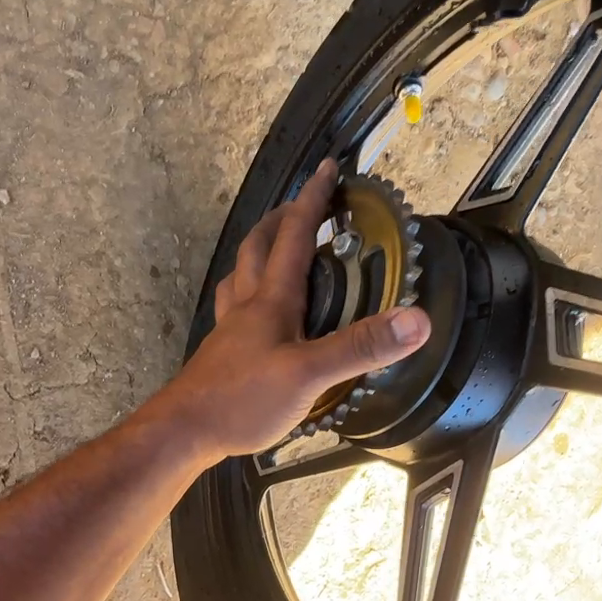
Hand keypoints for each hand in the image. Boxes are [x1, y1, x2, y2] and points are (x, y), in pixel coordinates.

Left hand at [151, 159, 430, 459]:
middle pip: (258, 247)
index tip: (328, 168)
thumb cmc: (242, 400)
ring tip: (273, 250)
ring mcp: (229, 331)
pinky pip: (232, 309)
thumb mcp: (309, 375)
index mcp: (271, 300)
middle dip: (280, 220)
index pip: (295, 237)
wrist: (184, 431)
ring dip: (257, 253)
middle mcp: (246, 306)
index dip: (313, 201)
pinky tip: (252, 315)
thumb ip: (360, 347)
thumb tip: (417, 320)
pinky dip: (245, 295)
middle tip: (300, 208)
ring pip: (239, 276)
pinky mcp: (219, 355)